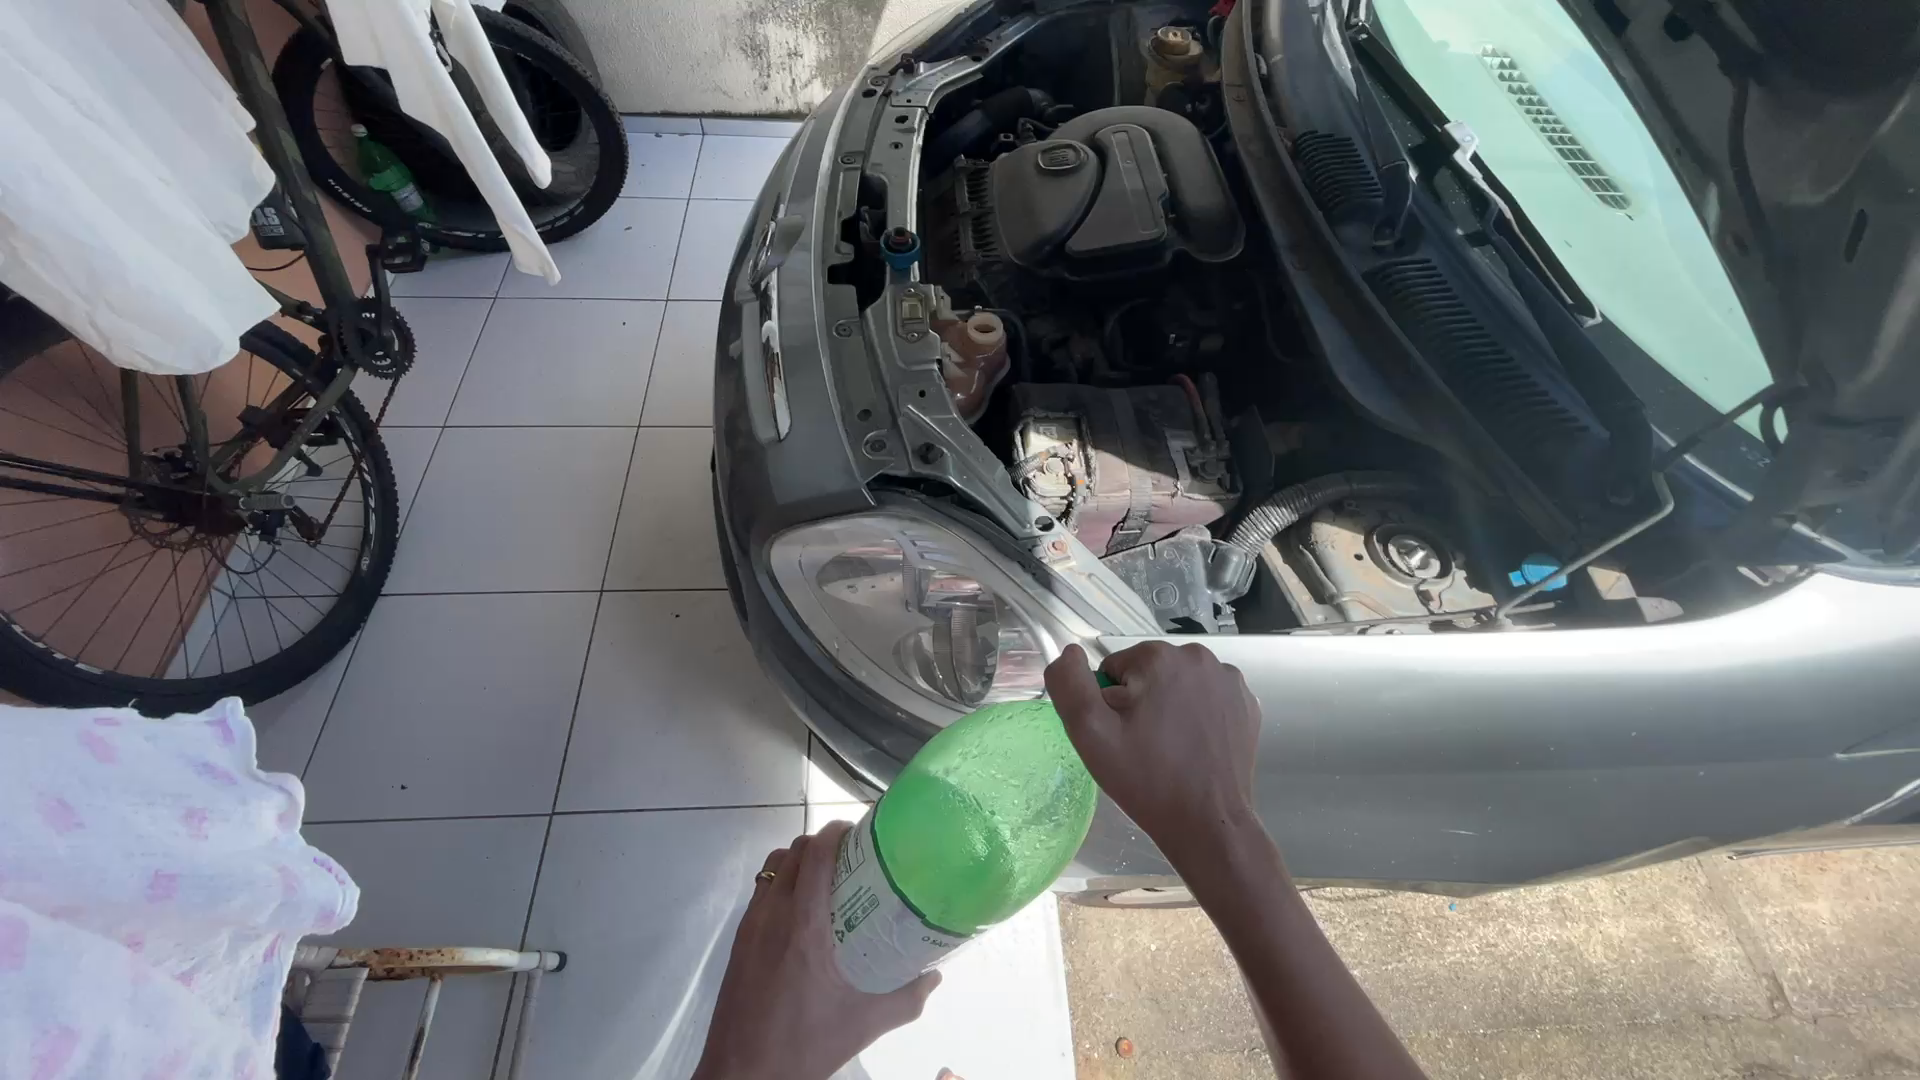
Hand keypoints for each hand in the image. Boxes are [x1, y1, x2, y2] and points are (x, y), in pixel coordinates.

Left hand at [692, 820, 941, 1079]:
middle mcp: (774, 914)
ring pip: (774, 866)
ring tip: (826, 874)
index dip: (836, 832)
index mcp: (805, 926)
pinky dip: (782, 880)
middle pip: (795, 850)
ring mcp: (752, 924)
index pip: (816, 854)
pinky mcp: (739, 938)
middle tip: (851, 855)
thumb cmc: (805, 1045)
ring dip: (800, 858)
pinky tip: (801, 906)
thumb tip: (935, 974)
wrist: (743, 1076)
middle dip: (823, 842)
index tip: (860, 831)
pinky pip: (762, 889)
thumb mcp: (863, 1023)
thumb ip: (905, 997)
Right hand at [1044, 642, 1262, 853]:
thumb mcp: (1089, 731)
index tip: (1123, 735)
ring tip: (1170, 748)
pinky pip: (1206, 698)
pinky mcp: (1247, 703)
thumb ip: (1069, 683)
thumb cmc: (1145, 777)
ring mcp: (1228, 680)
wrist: (1208, 823)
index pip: (1114, 670)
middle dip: (1140, 703)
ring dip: (1168, 707)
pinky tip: (1195, 746)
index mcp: (1158, 657)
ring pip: (1176, 684)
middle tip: (1143, 744)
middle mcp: (1197, 656)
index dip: (1111, 704)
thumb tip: (1071, 652)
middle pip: (1146, 673)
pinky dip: (1197, 716)